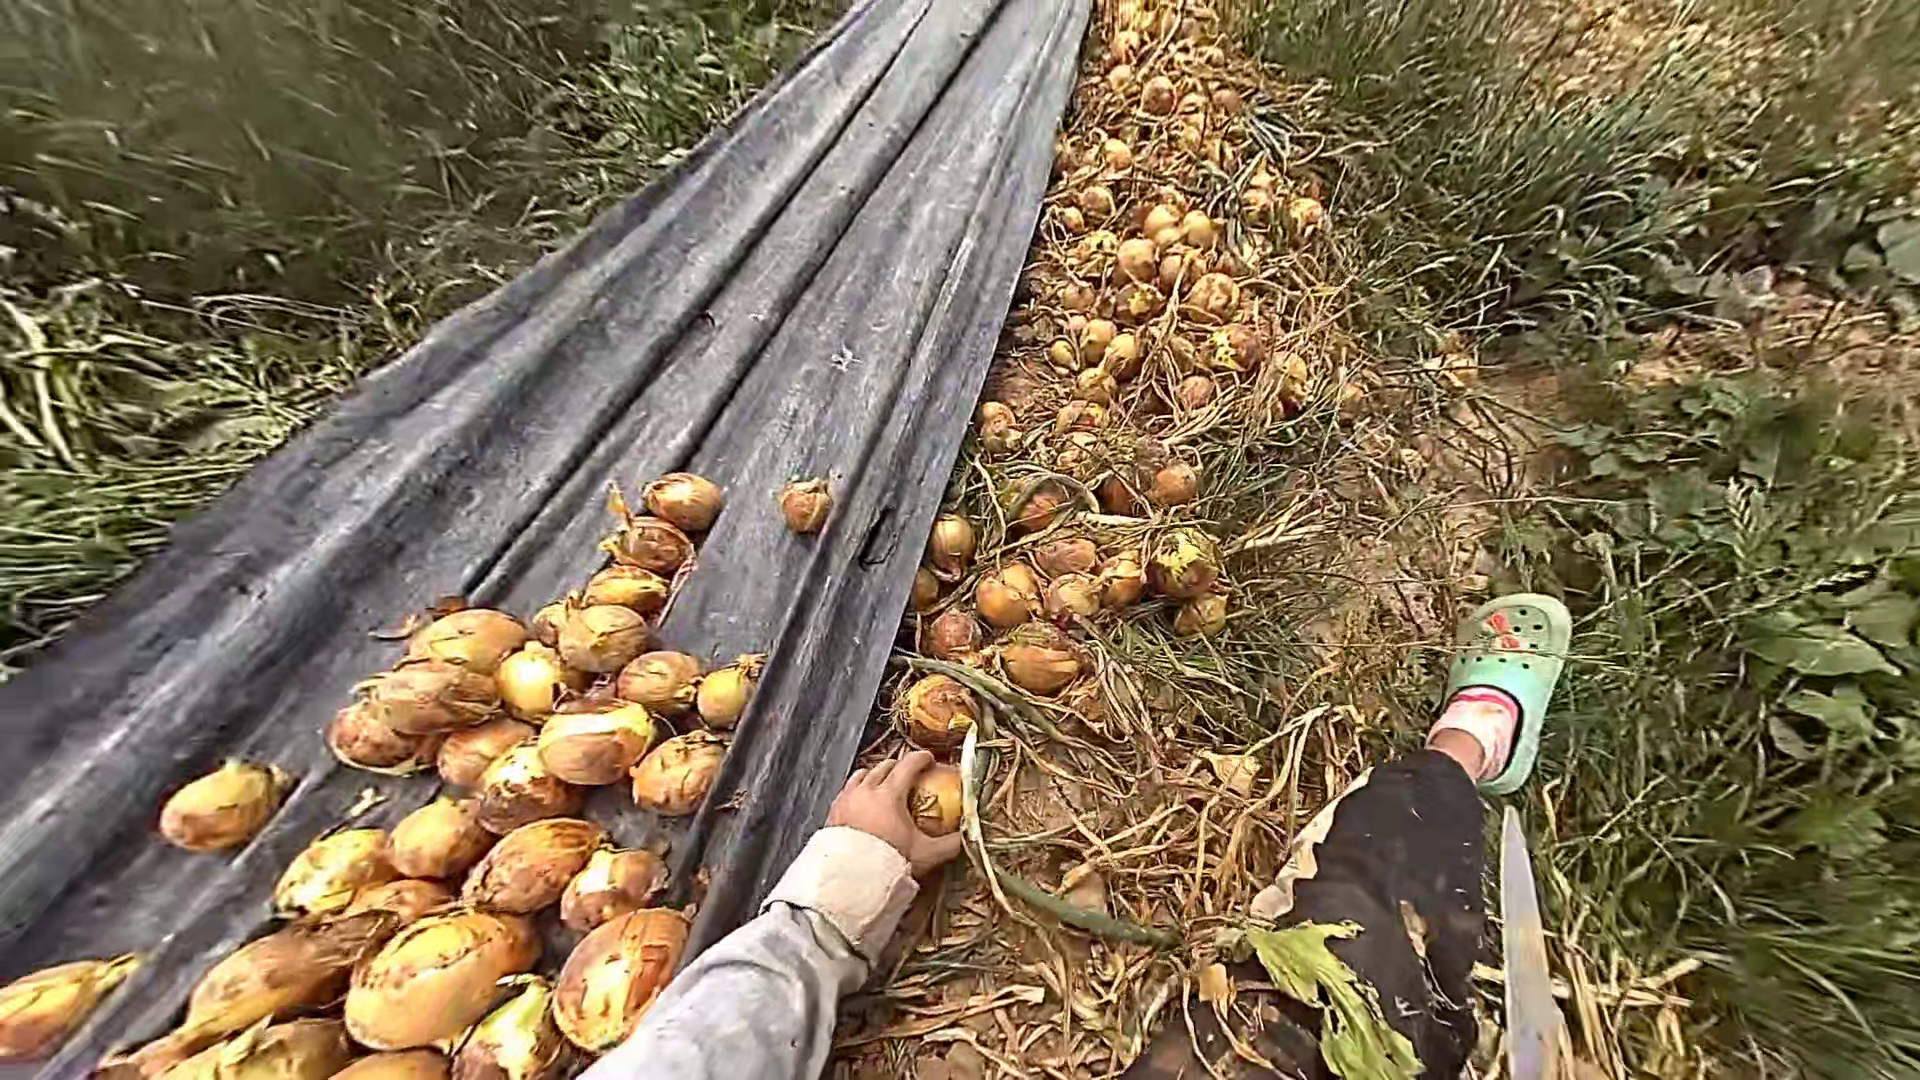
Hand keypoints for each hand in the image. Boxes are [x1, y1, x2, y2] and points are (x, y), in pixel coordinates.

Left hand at [827, 749, 965, 875]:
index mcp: (889, 794)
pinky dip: (858, 789)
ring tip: (883, 783)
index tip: (929, 760)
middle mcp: (866, 790)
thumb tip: (967, 837)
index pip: (908, 765)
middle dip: (899, 765)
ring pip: (862, 774)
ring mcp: (847, 799)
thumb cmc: (888, 864)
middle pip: (885, 766)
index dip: (921, 758)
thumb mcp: (924, 855)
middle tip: (909, 773)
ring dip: (875, 774)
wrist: (849, 883)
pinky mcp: (833, 811)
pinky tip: (862, 801)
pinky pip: (847, 790)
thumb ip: (949, 844)